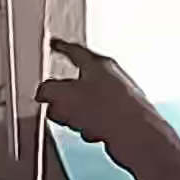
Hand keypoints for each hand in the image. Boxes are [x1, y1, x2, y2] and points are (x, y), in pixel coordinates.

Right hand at [36, 39, 170, 155]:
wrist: (135, 135)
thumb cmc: (110, 109)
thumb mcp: (63, 94)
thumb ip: (47, 89)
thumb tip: (44, 92)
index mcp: (99, 64)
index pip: (74, 51)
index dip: (60, 48)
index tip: (55, 45)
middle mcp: (111, 78)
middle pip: (76, 83)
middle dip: (62, 96)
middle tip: (54, 102)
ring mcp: (117, 98)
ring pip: (84, 104)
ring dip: (74, 114)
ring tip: (75, 120)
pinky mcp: (120, 119)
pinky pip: (95, 119)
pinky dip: (89, 126)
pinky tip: (91, 130)